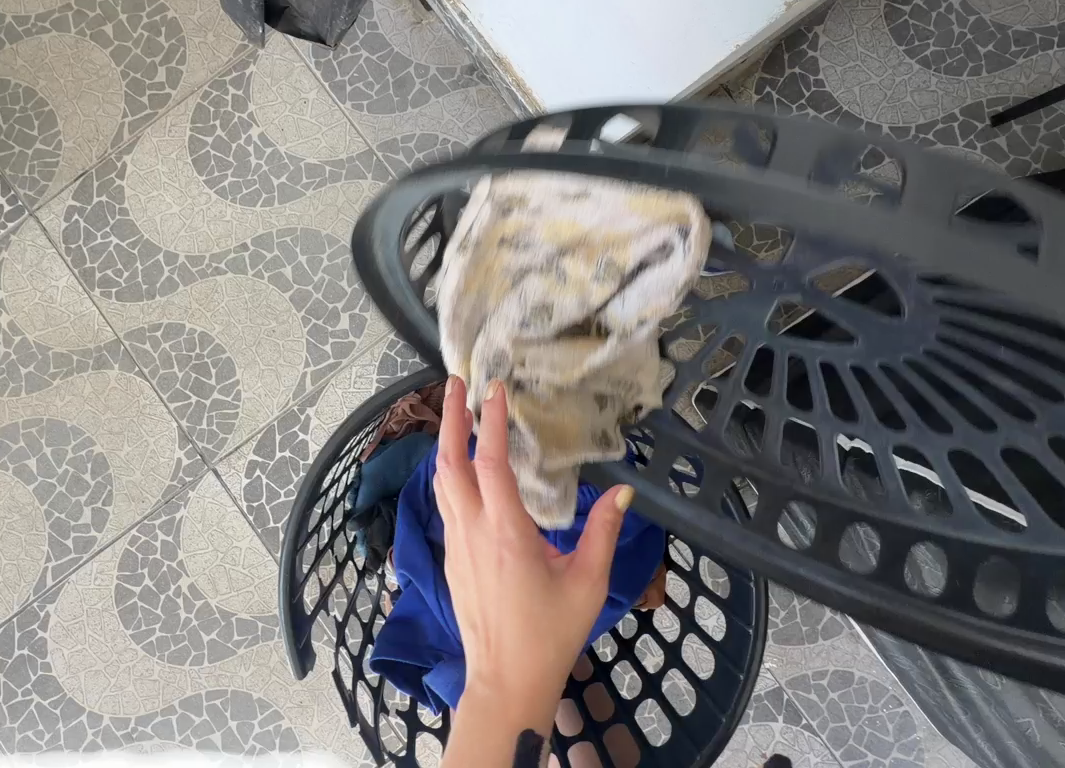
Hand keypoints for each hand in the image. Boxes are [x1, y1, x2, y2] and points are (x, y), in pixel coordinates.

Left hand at [434, 375, 632, 760]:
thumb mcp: (588, 583)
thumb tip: (623, 490)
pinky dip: (448, 472)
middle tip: (454, 383)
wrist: (505, 682)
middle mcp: (472, 529)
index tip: (492, 388)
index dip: (488, 420)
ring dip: (445, 443)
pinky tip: (459, 467)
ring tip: (454, 413)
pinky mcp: (450, 556)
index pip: (489, 461)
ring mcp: (455, 542)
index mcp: (505, 530)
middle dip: (449, 418)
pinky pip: (444, 502)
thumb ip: (603, 532)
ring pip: (440, 481)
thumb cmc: (549, 634)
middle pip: (449, 462)